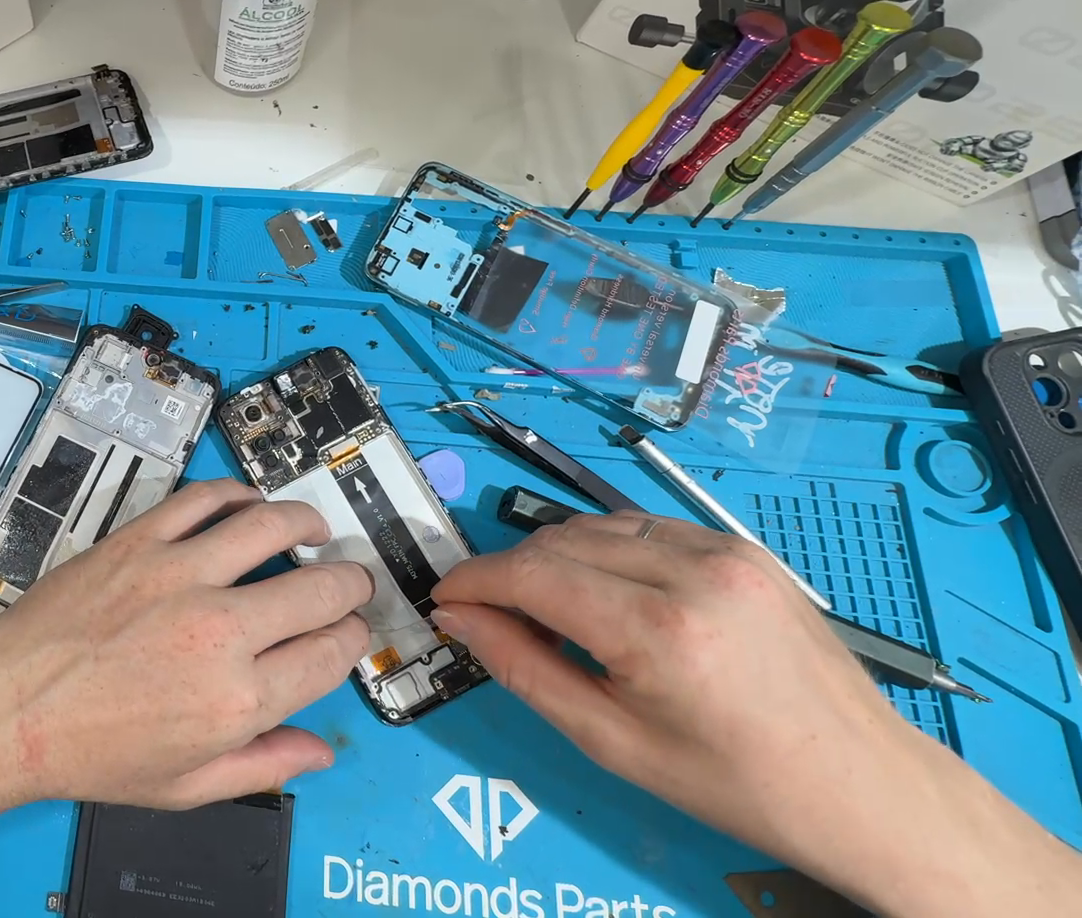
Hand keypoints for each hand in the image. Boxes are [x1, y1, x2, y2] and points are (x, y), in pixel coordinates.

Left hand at [0, 479, 372, 809]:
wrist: (11, 706)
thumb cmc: (91, 751)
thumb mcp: (184, 786)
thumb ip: (261, 766)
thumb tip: (321, 749)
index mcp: (237, 700)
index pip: (329, 654)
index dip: (352, 637)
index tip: (351, 628)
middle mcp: (219, 631)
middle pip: (318, 587)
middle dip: (348, 582)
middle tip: (349, 578)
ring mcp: (178, 575)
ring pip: (270, 526)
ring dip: (306, 521)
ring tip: (314, 526)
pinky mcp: (140, 540)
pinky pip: (204, 499)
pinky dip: (237, 494)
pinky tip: (249, 502)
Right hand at [430, 514, 1081, 917]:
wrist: (871, 790)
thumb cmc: (732, 782)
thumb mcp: (609, 740)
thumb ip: (520, 667)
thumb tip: (456, 617)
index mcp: (659, 630)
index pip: (530, 574)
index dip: (473, 580)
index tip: (443, 598)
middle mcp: (691, 570)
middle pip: (554, 542)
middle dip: (507, 572)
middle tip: (490, 615)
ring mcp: (723, 550)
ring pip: (591, 525)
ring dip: (549, 557)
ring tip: (545, 606)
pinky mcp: (741, 546)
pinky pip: (637, 526)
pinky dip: (598, 549)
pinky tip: (602, 590)